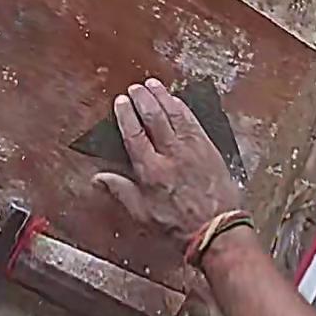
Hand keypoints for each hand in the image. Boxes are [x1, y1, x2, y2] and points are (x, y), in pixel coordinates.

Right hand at [92, 79, 243, 247]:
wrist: (217, 231)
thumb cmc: (179, 226)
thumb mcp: (143, 214)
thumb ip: (120, 190)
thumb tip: (98, 178)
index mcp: (151, 171)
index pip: (134, 134)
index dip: (126, 115)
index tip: (121, 102)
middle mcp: (171, 155)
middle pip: (154, 118)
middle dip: (142, 99)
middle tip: (134, 88)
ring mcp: (192, 149)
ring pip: (174, 114)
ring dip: (162, 97)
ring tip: (152, 84)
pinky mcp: (208, 148)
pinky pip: (193, 121)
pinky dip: (182, 107)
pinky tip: (175, 99)